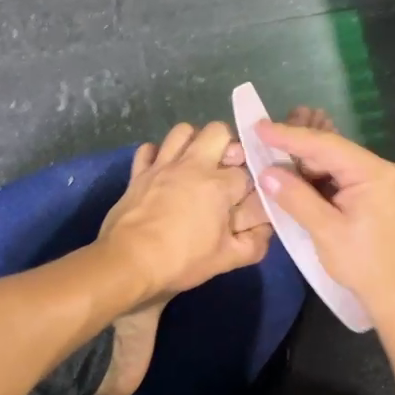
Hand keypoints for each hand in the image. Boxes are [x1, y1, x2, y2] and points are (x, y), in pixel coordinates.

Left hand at [98, 122, 272, 302]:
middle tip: (226, 169)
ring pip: (182, 131)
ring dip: (193, 141)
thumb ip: (254, 243)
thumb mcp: (226, 260)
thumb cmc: (180, 261)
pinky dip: (157, 154)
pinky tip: (163, 170)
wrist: (128, 263)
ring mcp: (162, 166)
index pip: (246, 172)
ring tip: (196, 163)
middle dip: (228, 145)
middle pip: (218, 131)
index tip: (246, 200)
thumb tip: (266, 229)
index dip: (250, 185)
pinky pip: (148, 149)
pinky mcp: (138, 173)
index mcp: (218, 185)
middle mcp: (191, 166)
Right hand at [255, 121, 394, 321]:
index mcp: (374, 173)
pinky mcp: (387, 202)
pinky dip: (325, 184)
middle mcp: (386, 172)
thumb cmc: (367, 265)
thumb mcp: (326, 231)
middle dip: (298, 151)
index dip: (288, 135)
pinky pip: (350, 183)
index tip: (258, 126)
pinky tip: (304, 188)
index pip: (324, 145)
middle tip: (263, 147)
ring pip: (341, 169)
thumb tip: (267, 173)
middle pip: (334, 153)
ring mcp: (389, 187)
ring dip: (310, 170)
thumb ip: (295, 198)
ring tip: (277, 168)